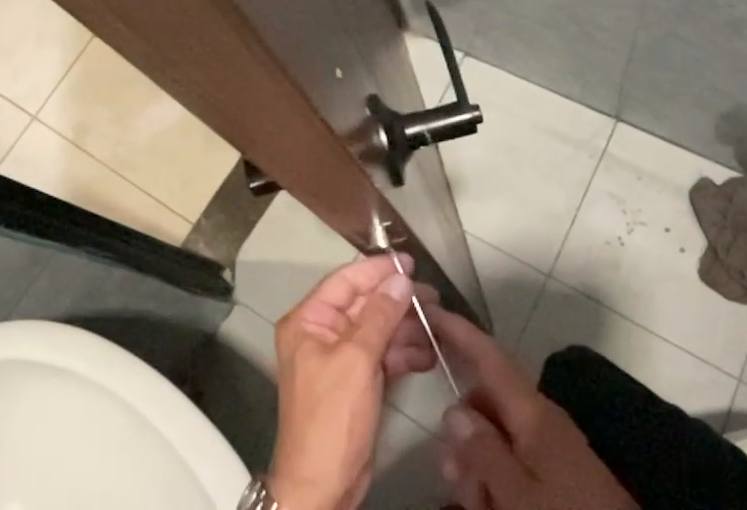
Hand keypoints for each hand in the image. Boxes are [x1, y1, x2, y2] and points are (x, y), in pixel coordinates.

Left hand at [269, 255, 440, 509]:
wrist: (323, 483)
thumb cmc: (332, 416)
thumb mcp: (356, 359)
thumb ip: (380, 315)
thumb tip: (401, 278)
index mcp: (308, 321)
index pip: (345, 281)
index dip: (377, 270)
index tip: (410, 262)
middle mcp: (321, 334)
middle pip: (364, 305)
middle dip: (398, 301)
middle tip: (434, 298)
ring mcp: (340, 359)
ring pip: (378, 330)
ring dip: (407, 328)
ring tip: (437, 327)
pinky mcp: (357, 381)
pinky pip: (382, 356)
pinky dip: (404, 354)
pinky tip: (428, 355)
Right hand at [431, 309, 636, 509]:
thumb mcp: (516, 495)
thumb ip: (482, 451)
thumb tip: (454, 410)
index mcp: (532, 414)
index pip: (490, 358)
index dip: (460, 332)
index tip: (430, 310)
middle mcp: (541, 419)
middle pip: (484, 405)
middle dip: (462, 436)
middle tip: (457, 480)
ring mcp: (550, 444)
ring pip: (495, 436)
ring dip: (477, 466)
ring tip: (479, 505)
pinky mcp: (557, 469)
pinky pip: (513, 459)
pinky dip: (497, 479)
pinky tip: (492, 506)